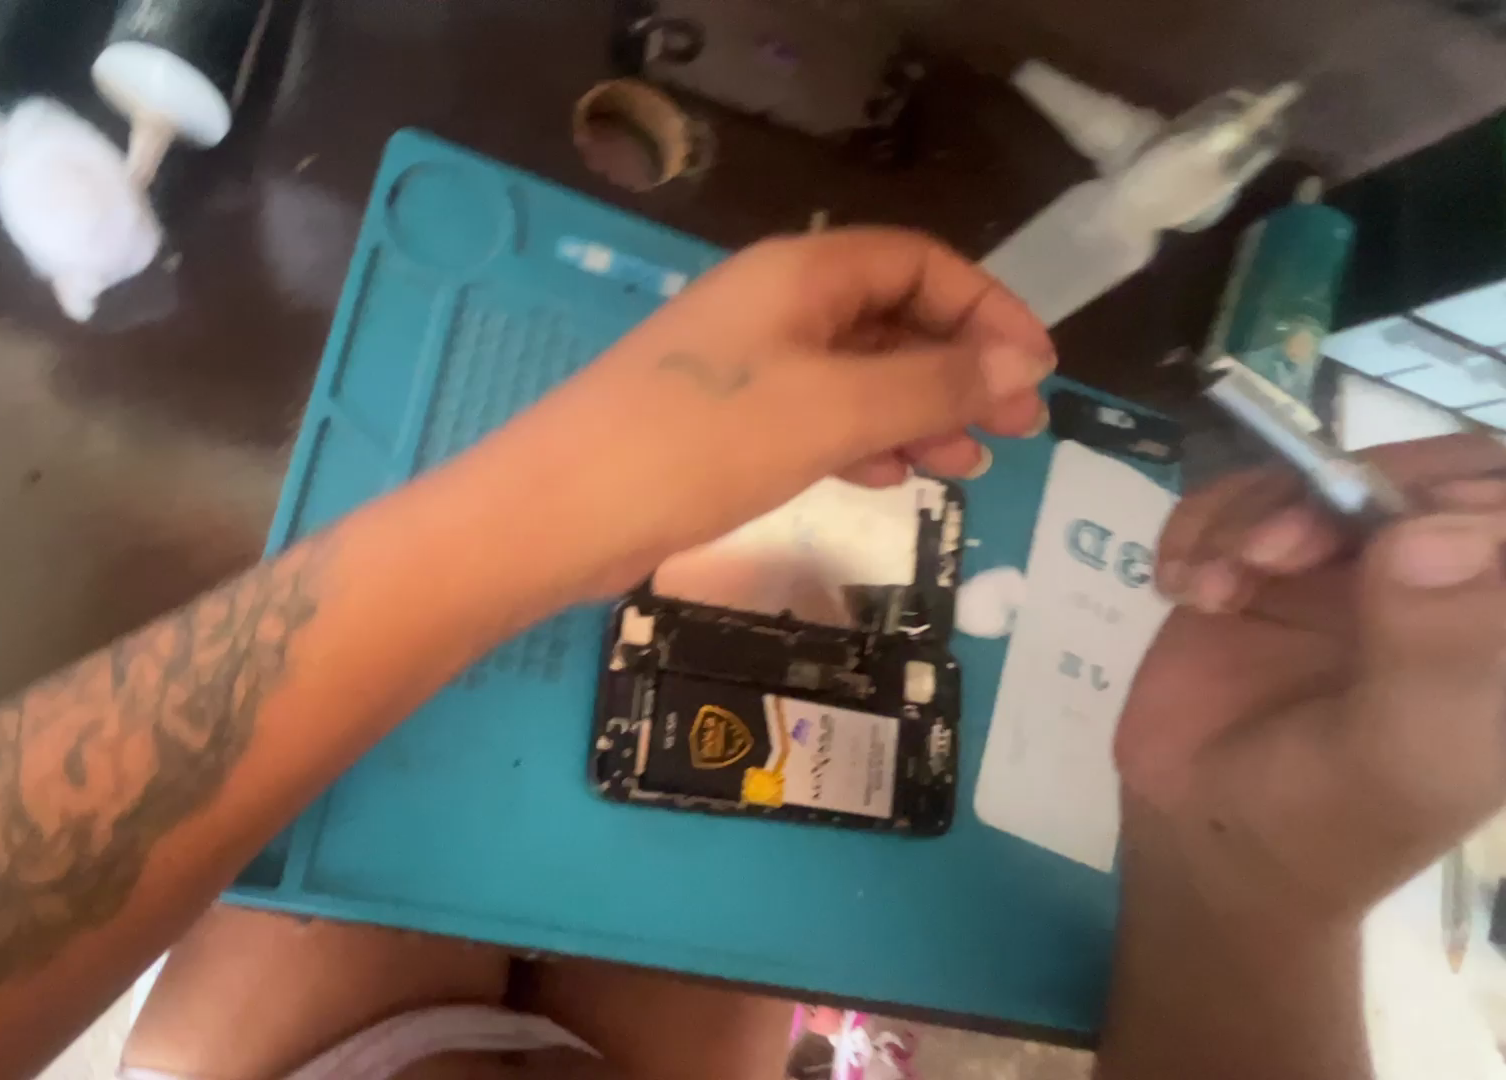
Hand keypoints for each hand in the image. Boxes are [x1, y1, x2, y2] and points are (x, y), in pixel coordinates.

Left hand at [459, 228, 1055, 599]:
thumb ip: (929, 384)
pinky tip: (883, 475)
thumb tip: (1017, 368)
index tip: (1034, 376)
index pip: (919, 263)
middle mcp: (765, 309)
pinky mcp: (712, 427)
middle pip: (885, 320)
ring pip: (846, 377)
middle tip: (1008, 435)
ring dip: (908, 414)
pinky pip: (803, 419)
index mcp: (796, 275)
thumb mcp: (831, 410)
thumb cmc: (698, 447)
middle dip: (953, 371)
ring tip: (959, 466)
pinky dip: (851, 441)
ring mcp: (735, 370)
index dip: (987, 311)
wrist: (561, 512)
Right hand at [1120, 434, 1505, 922]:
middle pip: (1396, 476)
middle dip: (1321, 497)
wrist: (1203, 829)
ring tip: (1202, 587)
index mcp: (1496, 623)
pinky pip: (1217, 511)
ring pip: (1293, 482)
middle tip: (1264, 555)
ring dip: (1236, 519)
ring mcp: (1325, 576)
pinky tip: (1176, 586)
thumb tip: (1425, 533)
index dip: (1458, 491)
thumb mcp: (1403, 750)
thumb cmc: (1326, 811)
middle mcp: (1424, 586)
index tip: (1380, 534)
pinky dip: (1187, 532)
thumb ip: (1437, 652)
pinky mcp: (1240, 576)